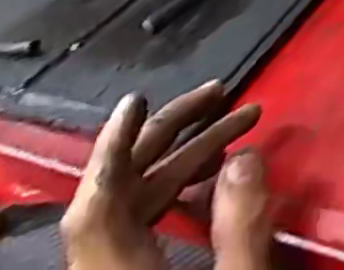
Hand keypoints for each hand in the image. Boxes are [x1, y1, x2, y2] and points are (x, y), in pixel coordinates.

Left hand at [62, 83, 270, 269]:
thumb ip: (241, 226)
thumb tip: (245, 156)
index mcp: (116, 269)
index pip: (99, 201)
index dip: (113, 146)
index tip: (136, 100)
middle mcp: (105, 266)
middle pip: (124, 187)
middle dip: (172, 132)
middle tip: (222, 91)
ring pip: (139, 201)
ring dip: (187, 155)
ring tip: (238, 123)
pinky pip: (145, 220)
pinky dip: (180, 185)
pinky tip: (216, 172)